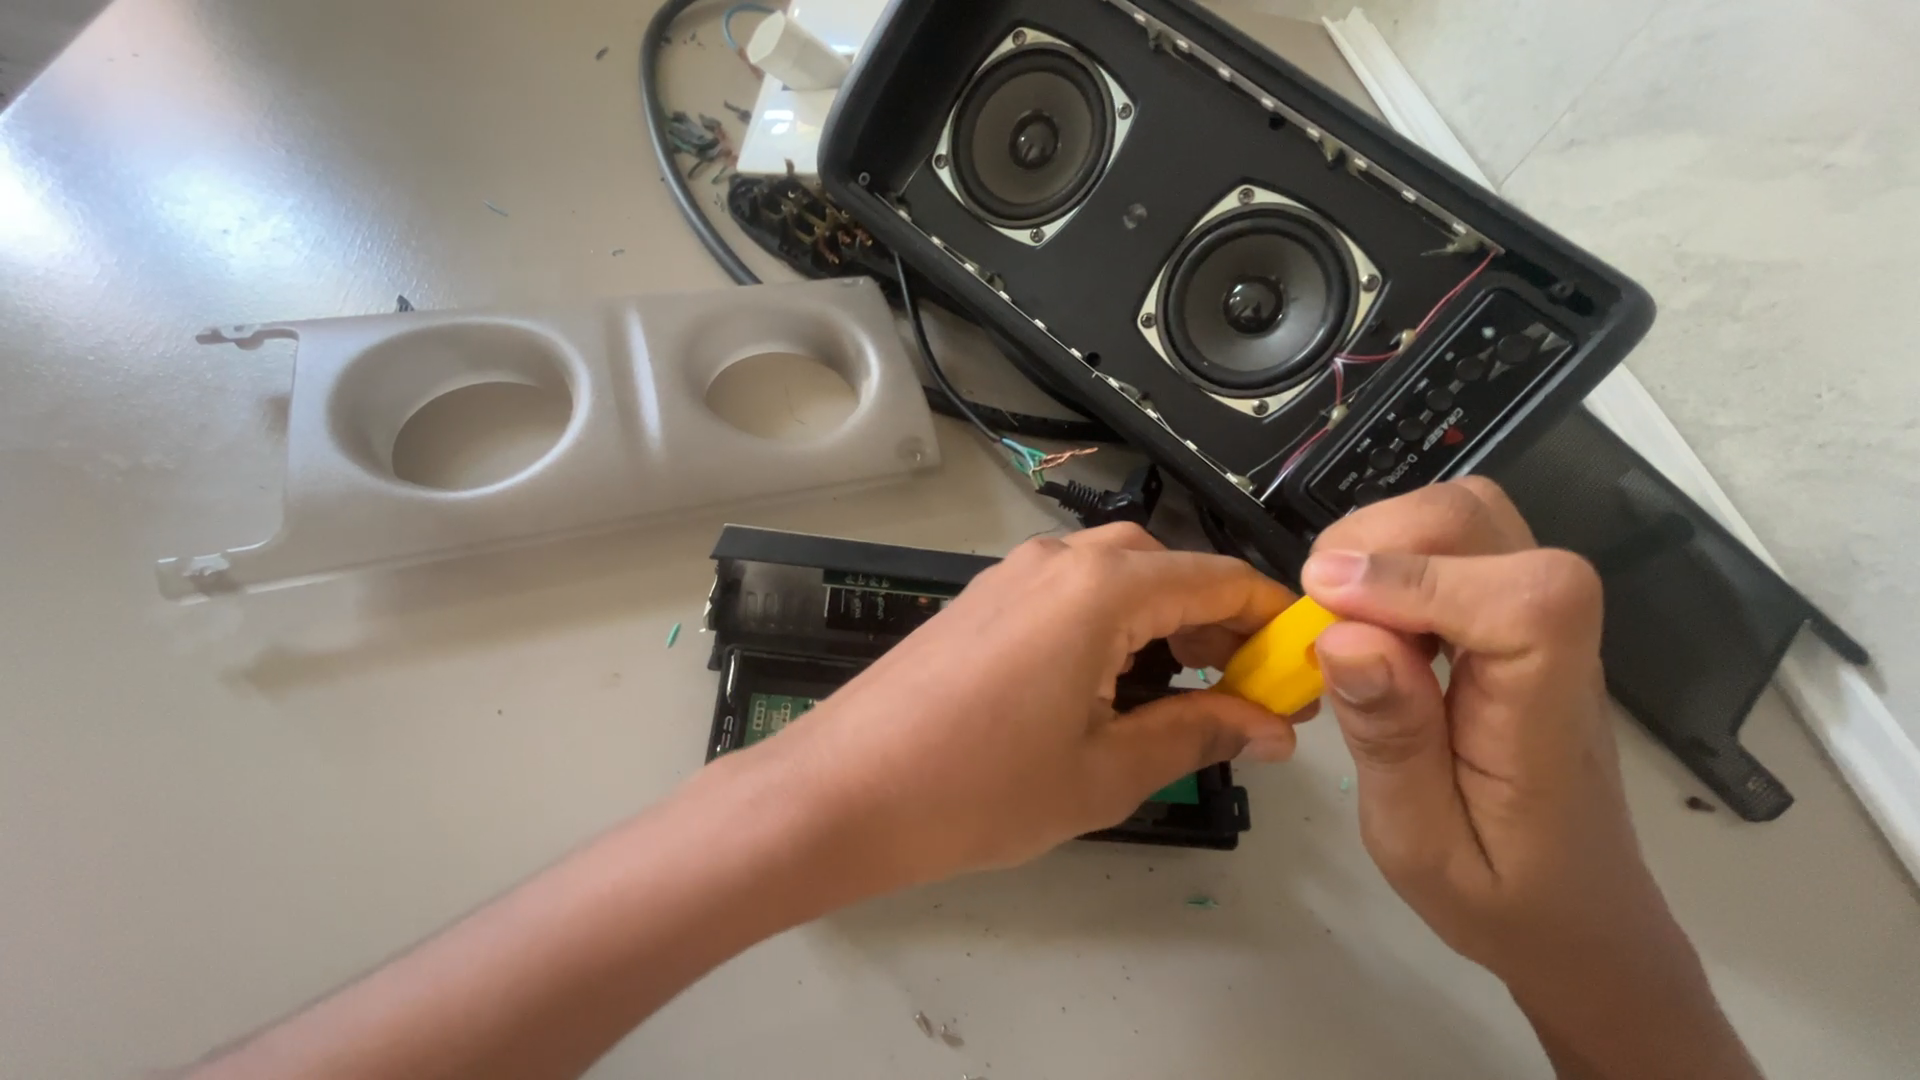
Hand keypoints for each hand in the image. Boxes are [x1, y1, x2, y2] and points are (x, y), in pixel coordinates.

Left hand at [705, 523, 1303, 889]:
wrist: (843, 791)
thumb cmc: (980, 788)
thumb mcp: (1106, 771)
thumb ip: (1196, 734)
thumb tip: (1271, 726)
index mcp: (1102, 588)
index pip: (1218, 577)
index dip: (1268, 619)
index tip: (1295, 669)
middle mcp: (1056, 560)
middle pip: (1163, 565)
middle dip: (1212, 617)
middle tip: (1235, 688)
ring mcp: (1009, 574)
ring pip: (1111, 574)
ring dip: (1156, 618)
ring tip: (1173, 691)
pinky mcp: (978, 598)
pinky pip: (1064, 590)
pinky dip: (1104, 622)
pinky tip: (1100, 682)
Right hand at [1303, 480, 1754, 1077]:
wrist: (1580, 919)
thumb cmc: (1500, 897)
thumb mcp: (1419, 842)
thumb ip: (1389, 739)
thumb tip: (1343, 634)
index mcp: (1544, 717)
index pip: (1523, 601)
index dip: (1416, 578)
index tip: (1323, 598)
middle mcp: (1557, 646)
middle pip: (1487, 522)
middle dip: (1382, 538)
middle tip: (1317, 601)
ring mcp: (1540, 624)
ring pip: (1470, 516)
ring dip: (1383, 540)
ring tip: (1334, 604)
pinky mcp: (1514, 619)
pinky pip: (1456, 544)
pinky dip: (1392, 555)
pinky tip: (1364, 612)